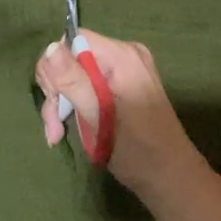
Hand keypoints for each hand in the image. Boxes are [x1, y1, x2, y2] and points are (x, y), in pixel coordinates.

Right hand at [35, 30, 215, 200]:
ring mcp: (125, 70)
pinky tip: (66, 128)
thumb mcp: (98, 117)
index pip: (72, 41)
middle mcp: (125, 56)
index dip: (55, 69)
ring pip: (75, 75)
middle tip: (54, 126)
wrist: (170, 178)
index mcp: (122, 57)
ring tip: (57, 134)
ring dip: (62, 104)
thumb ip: (73, 81)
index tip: (54, 102)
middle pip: (71, 59)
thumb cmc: (137, 150)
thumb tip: (49, 48)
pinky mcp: (123, 85)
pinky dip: (75, 106)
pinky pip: (87, 85)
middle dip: (57, 92)